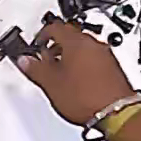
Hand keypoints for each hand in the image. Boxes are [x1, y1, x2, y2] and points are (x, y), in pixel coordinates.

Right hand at [15, 20, 137, 124]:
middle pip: (70, 35)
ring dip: (69, 55)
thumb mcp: (51, 83)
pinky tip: (76, 81)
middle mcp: (93, 45)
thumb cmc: (87, 97)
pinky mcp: (112, 67)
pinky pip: (93, 59)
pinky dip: (82, 64)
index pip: (55, 27)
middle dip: (55, 45)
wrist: (115, 112)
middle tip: (45, 58)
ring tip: (59, 72)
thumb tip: (25, 60)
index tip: (36, 44)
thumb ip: (35, 68)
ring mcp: (105, 55)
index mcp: (76, 43)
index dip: (41, 35)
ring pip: (83, 47)